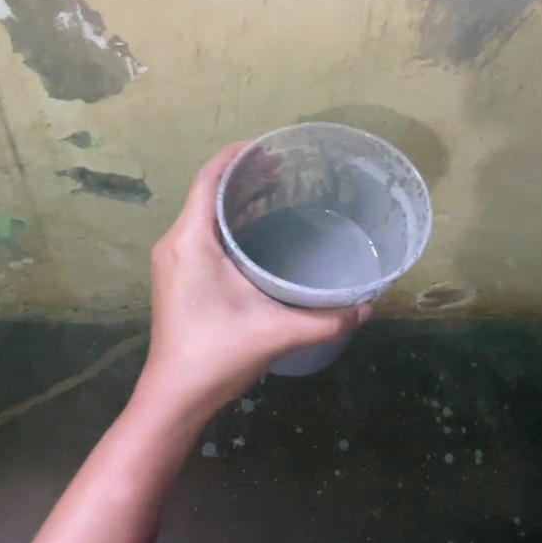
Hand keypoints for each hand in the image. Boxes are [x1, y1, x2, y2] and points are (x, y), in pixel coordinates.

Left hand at [134, 142, 371, 415]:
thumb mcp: (277, 332)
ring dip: (234, 197)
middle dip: (243, 174)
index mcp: (192, 240)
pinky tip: (256, 230)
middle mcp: (176, 242)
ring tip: (275, 190)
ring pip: (202, 211)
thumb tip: (368, 306)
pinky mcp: (176, 275)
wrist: (175, 396)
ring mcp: (172, 260)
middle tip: (285, 168)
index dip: (236, 156)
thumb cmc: (218, 354)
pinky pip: (200, 230)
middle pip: (206, 190)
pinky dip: (226, 219)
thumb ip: (327, 319)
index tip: (269, 146)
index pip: (209, 179)